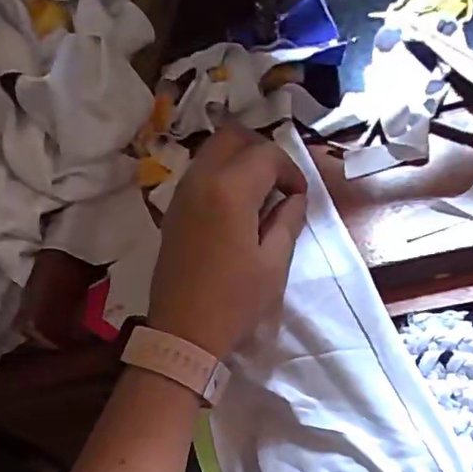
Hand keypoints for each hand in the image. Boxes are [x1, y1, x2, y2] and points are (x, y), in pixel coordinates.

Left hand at [146, 126, 308, 358]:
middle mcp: (200, 180)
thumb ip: (287, 222)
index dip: (290, 170)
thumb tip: (294, 198)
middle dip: (261, 151)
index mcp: (230, 190)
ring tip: (259, 197)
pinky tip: (235, 210)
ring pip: (212, 152)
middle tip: (279, 183)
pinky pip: (199, 175)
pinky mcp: (172, 212)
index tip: (300, 196)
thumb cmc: (234, 303)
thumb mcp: (273, 266)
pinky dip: (221, 177)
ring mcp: (181, 195)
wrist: (183, 333)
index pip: (266, 155)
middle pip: (233, 137)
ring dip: (239, 162)